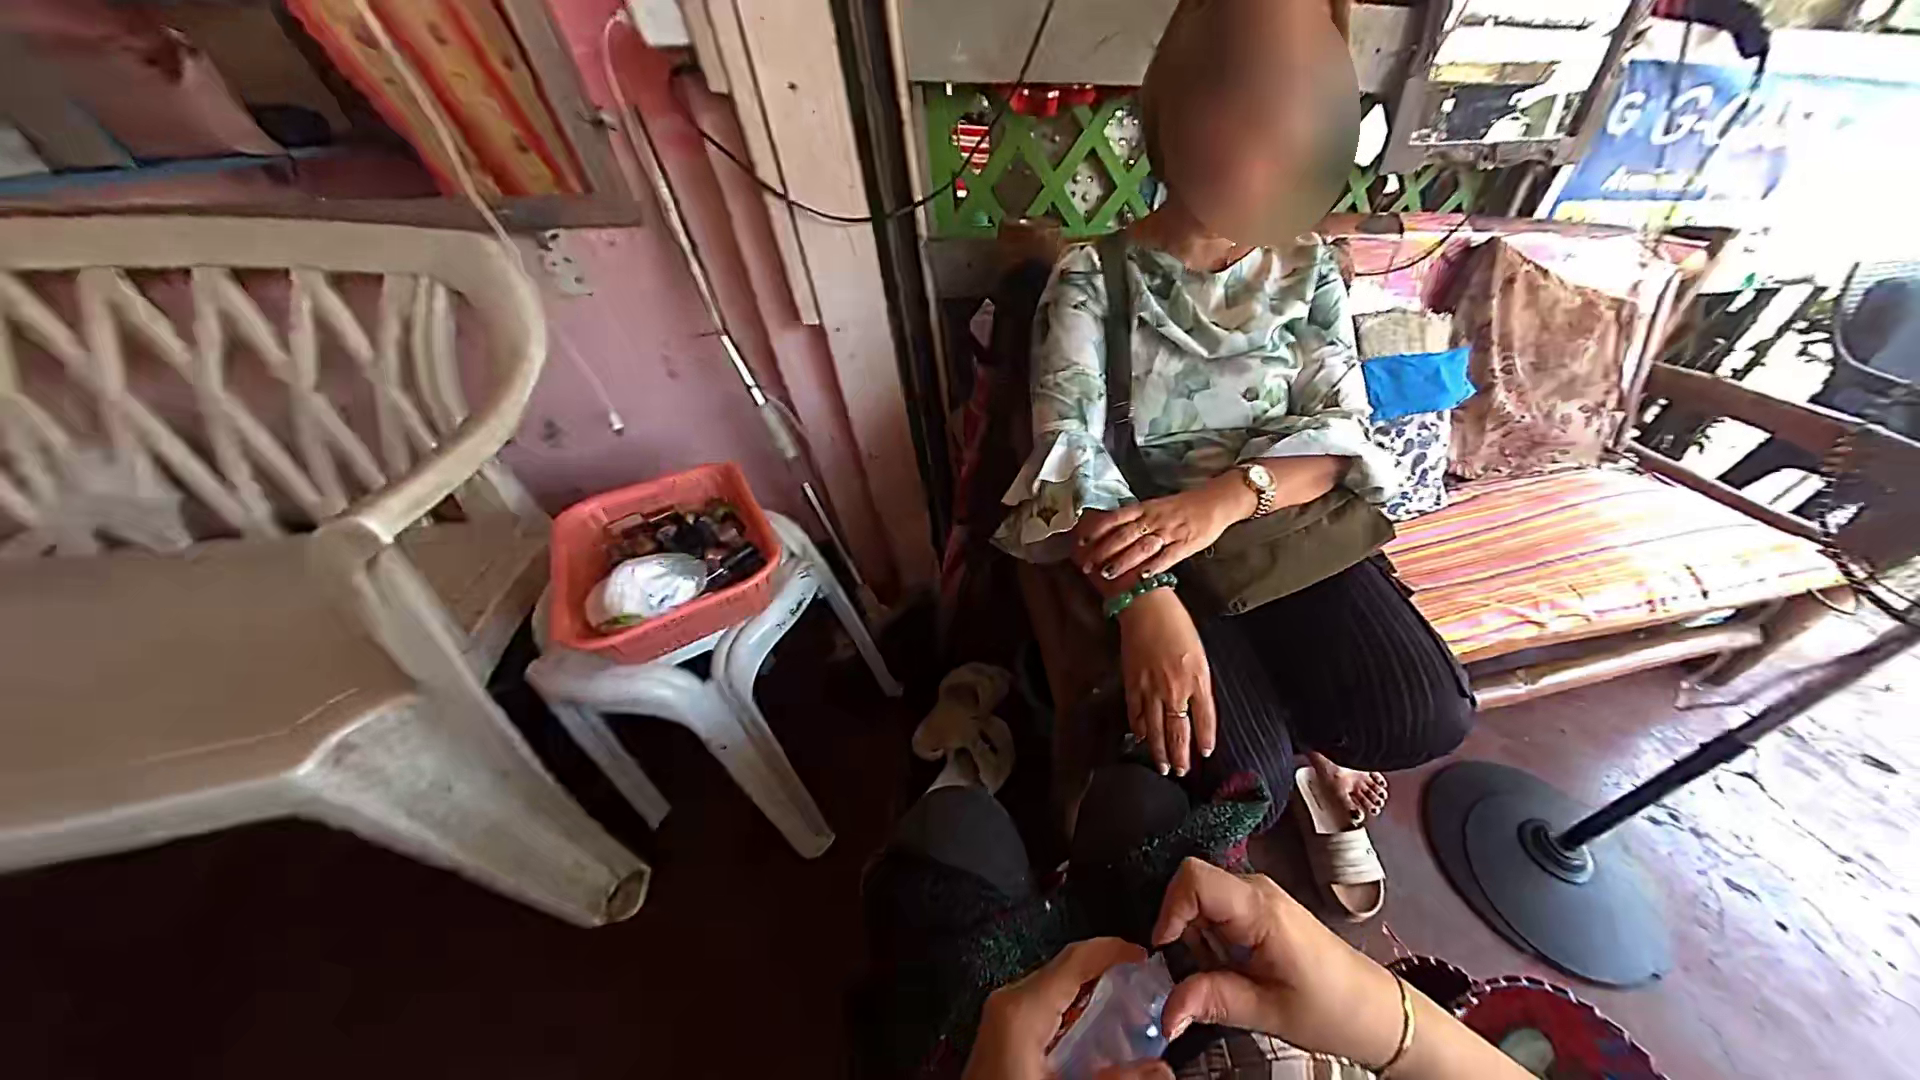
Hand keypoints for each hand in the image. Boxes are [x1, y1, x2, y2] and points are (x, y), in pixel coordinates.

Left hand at [963, 938, 1168, 1079]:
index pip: (1073, 961)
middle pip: (1066, 971)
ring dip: (1091, 995)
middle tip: (1144, 988)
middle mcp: (1009, 1001)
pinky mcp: (1004, 1033)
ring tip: (1129, 1010)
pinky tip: (1097, 1037)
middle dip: (1106, 975)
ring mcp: (1003, 1016)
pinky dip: (1074, 1013)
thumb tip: (1160, 1071)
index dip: (1110, 952)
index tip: (1141, 955)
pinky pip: (1045, 1008)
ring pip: (1056, 988)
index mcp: (1021, 1008)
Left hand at [1073, 474, 1254, 585]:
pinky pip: (1167, 557)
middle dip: (1103, 551)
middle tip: (1087, 565)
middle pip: (1123, 535)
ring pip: (1142, 547)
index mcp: (1144, 508)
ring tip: (1108, 574)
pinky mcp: (1185, 545)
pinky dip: (1154, 566)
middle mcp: (1153, 519)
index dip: (1096, 530)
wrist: (1216, 501)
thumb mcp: (1155, 506)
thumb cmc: (1183, 505)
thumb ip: (1134, 516)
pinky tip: (1142, 575)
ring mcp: (1169, 532)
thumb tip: (1109, 526)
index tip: (1080, 541)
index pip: (1114, 518)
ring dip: (1123, 561)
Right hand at [1117, 589, 1215, 775]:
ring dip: (1159, 750)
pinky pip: (1136, 713)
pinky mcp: (1132, 683)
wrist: (1146, 608)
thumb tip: (1197, 703)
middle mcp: (1175, 690)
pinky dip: (1138, 728)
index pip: (1204, 720)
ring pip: (1156, 728)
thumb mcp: (1199, 653)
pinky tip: (1140, 737)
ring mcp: (1151, 689)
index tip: (1205, 753)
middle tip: (1181, 772)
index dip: (1205, 739)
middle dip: (1180, 755)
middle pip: (1179, 732)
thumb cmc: (1176, 624)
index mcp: (1197, 680)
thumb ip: (1200, 681)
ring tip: (1162, 766)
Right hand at [1151, 860, 1404, 1065]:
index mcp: (1259, 908)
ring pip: (1200, 896)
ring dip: (1196, 934)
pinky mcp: (1257, 904)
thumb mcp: (1268, 1013)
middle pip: (1192, 885)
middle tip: (1196, 970)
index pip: (1194, 878)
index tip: (1165, 949)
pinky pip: (1215, 905)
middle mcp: (1254, 888)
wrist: (1379, 1012)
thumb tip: (1166, 1012)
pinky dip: (1210, 935)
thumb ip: (1211, 1002)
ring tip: (1220, 973)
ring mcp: (1256, 893)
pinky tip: (1229, 965)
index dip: (1170, 908)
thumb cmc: (1333, 1011)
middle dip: (1182, 927)